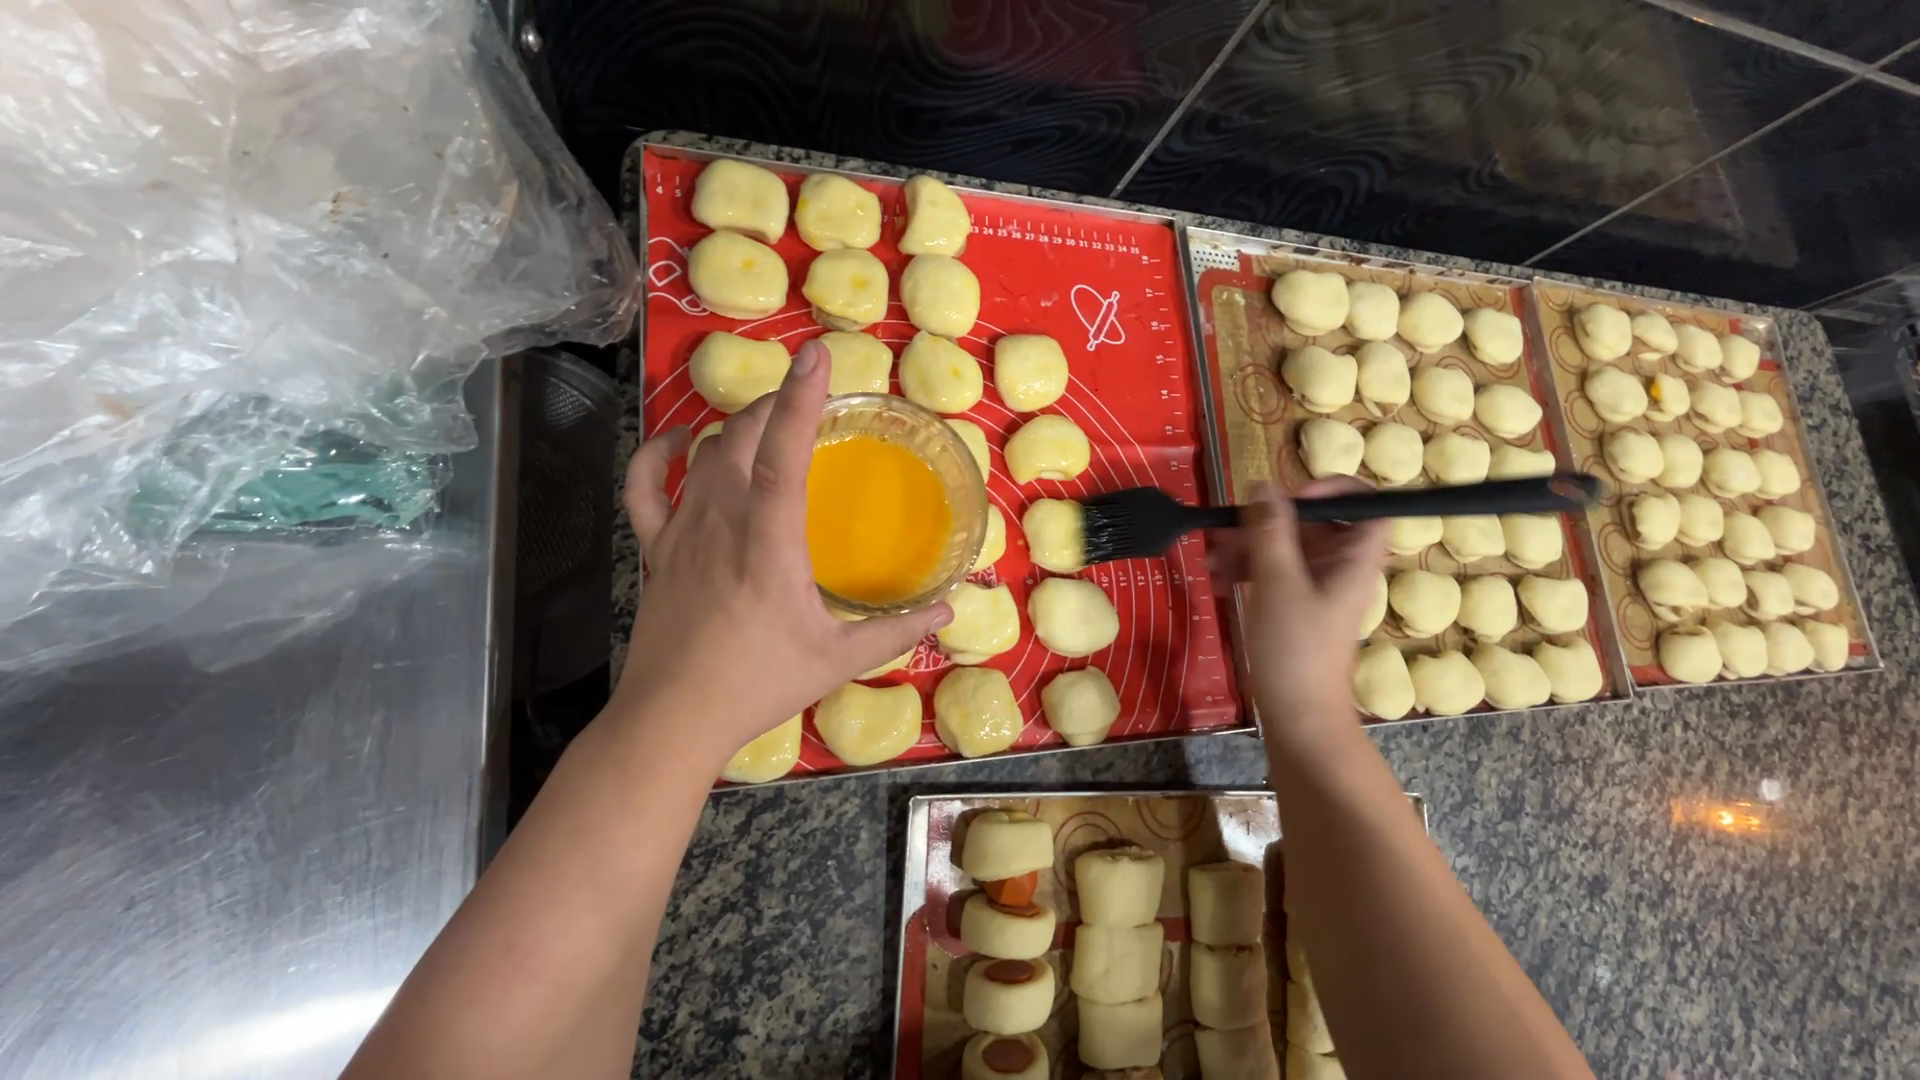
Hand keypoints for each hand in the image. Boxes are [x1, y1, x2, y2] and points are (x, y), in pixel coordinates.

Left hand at [616, 340, 951, 764]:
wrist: (672, 717)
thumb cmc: (759, 684)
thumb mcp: (837, 660)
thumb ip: (896, 632)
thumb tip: (948, 610)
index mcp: (768, 542)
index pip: (783, 453)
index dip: (800, 399)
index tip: (816, 355)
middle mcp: (720, 520)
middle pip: (741, 437)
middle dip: (774, 407)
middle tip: (807, 407)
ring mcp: (680, 530)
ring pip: (704, 453)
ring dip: (736, 429)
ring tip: (765, 427)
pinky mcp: (654, 547)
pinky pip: (644, 484)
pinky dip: (659, 454)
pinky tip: (681, 442)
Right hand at [1213, 477, 1386, 738]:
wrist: (1296, 713)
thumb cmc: (1295, 646)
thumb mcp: (1278, 582)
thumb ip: (1270, 529)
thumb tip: (1263, 485)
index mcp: (1355, 558)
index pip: (1367, 505)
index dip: (1336, 490)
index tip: (1293, 494)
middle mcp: (1341, 567)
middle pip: (1312, 523)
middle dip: (1266, 522)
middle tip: (1228, 529)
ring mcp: (1316, 586)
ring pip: (1285, 547)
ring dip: (1247, 547)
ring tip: (1211, 561)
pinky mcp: (1294, 604)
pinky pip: (1272, 572)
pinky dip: (1246, 570)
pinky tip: (1217, 581)